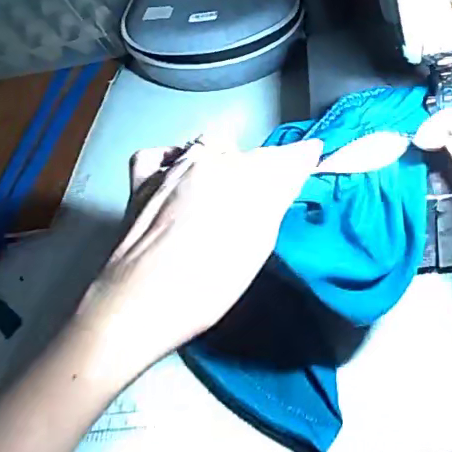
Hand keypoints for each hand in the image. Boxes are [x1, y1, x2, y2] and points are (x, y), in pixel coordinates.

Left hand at [69, 137, 322, 388]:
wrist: (140, 304)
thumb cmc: (211, 281)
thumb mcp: (261, 239)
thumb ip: (281, 191)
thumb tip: (306, 153)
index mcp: (249, 171)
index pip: (288, 156)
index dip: (302, 161)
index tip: (311, 165)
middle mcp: (212, 157)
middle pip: (246, 151)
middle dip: (257, 167)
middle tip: (256, 203)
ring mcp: (173, 167)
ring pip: (207, 147)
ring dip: (219, 162)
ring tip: (218, 197)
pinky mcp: (142, 182)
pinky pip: (161, 156)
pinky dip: (171, 160)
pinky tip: (175, 179)